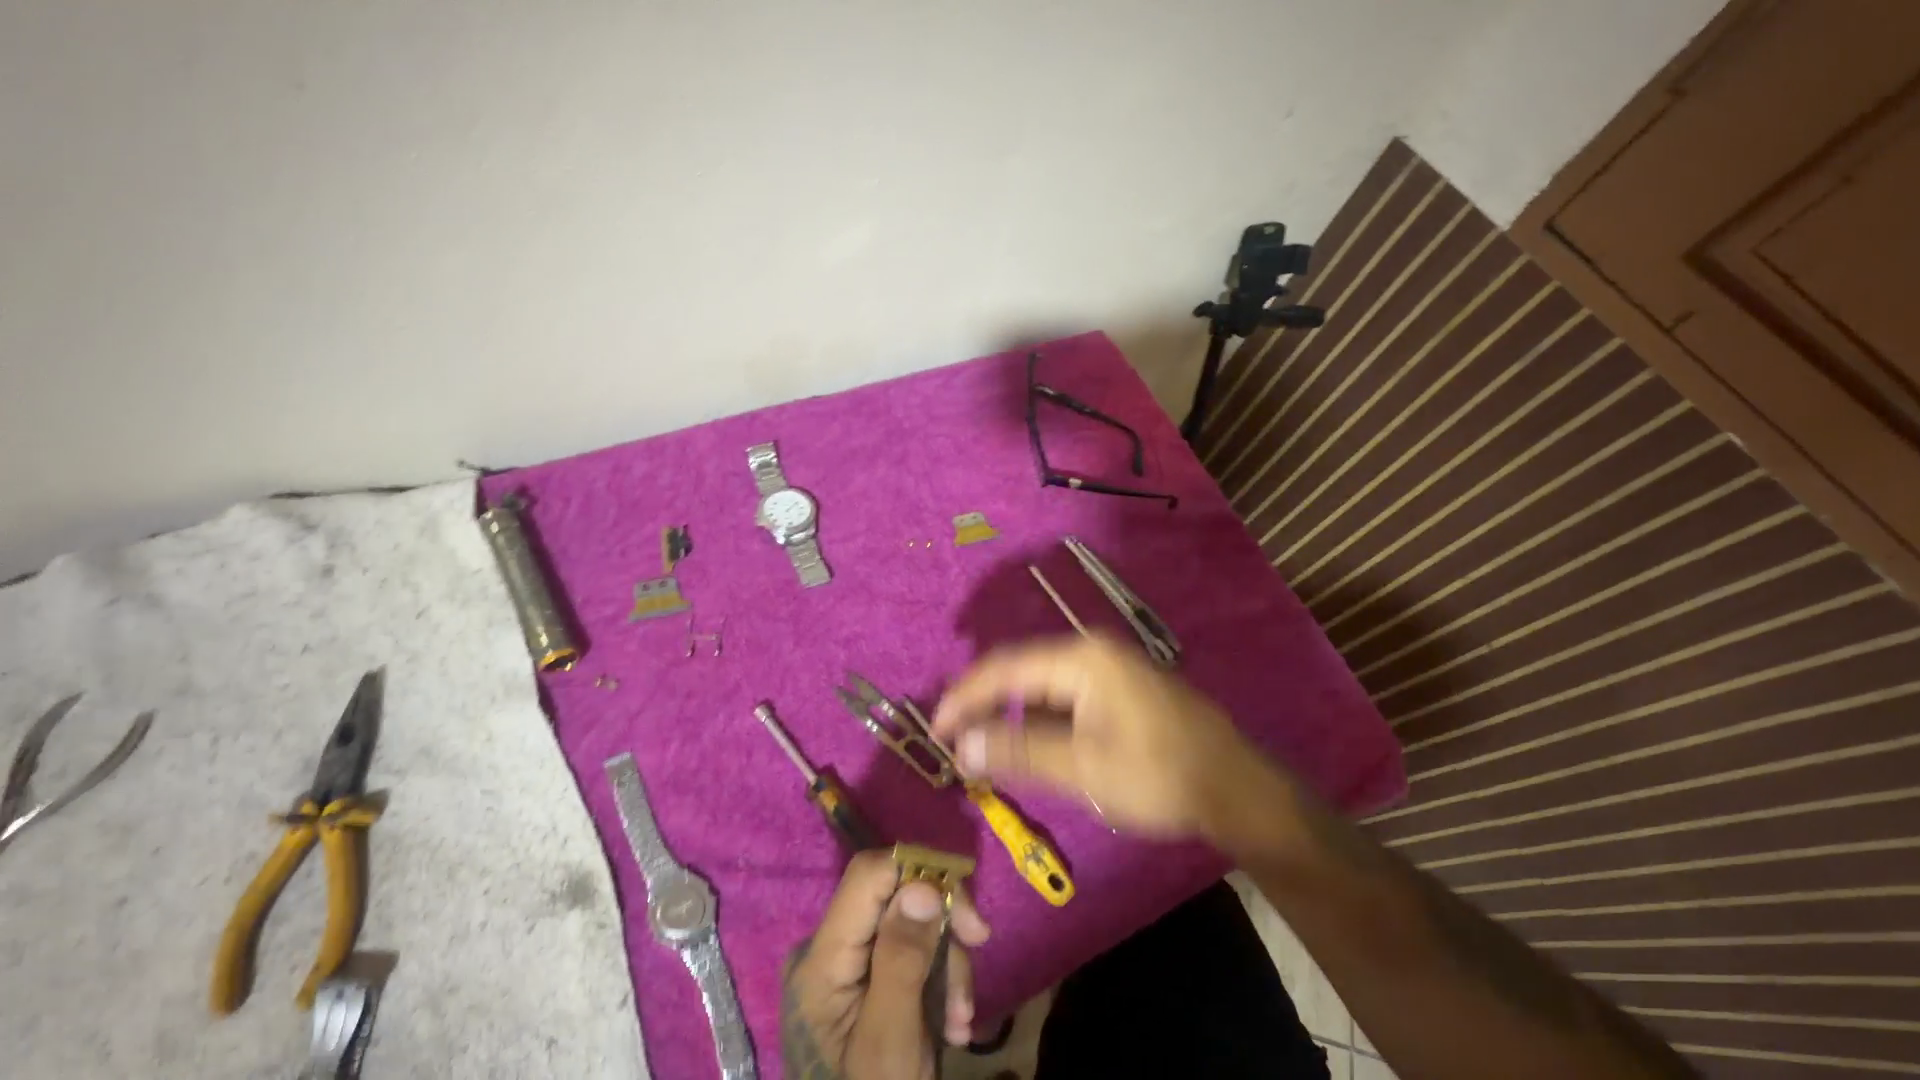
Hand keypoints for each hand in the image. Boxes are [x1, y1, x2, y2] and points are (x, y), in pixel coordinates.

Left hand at [782, 850, 991, 1079]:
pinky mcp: (864, 982)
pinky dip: (938, 981)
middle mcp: (829, 949)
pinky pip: (909, 955)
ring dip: (947, 964)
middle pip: (896, 898)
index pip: (868, 875)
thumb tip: (922, 881)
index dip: (922, 871)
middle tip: (980, 958)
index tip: (970, 913)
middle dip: (944, 930)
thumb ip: (902, 958)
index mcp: (822, 957)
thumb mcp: (891, 1038)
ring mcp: (846, 966)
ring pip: (912, 926)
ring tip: (961, 1023)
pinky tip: (951, 1023)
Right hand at [931, 633, 1280, 840]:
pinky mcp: (1125, 690)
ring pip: (1043, 684)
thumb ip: (1018, 752)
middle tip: (953, 738)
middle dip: (984, 703)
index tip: (934, 731)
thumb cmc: (1158, 776)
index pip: (1003, 668)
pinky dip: (1039, 716)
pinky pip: (1066, 694)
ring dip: (1011, 711)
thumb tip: (962, 746)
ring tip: (983, 743)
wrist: (1236, 789)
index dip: (963, 698)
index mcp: (1082, 659)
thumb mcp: (1082, 768)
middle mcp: (1094, 652)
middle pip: (1021, 670)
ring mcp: (1113, 668)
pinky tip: (1029, 742)